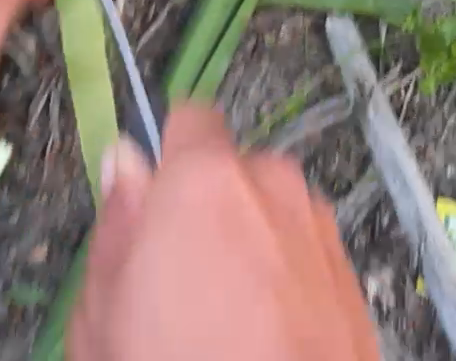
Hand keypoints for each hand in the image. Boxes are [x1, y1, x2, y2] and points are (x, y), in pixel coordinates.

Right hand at [69, 107, 379, 360]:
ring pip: (271, 213)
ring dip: (251, 244)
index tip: (153, 201)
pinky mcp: (350, 267)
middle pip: (232, 172)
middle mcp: (273, 181)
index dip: (168, 154)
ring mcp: (319, 223)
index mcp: (208, 179)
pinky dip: (287, 275)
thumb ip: (118, 221)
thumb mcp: (104, 312)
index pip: (190, 118)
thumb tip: (125, 160)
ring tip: (229, 322)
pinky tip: (270, 337)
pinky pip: (304, 249)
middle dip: (208, 209)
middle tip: (180, 284)